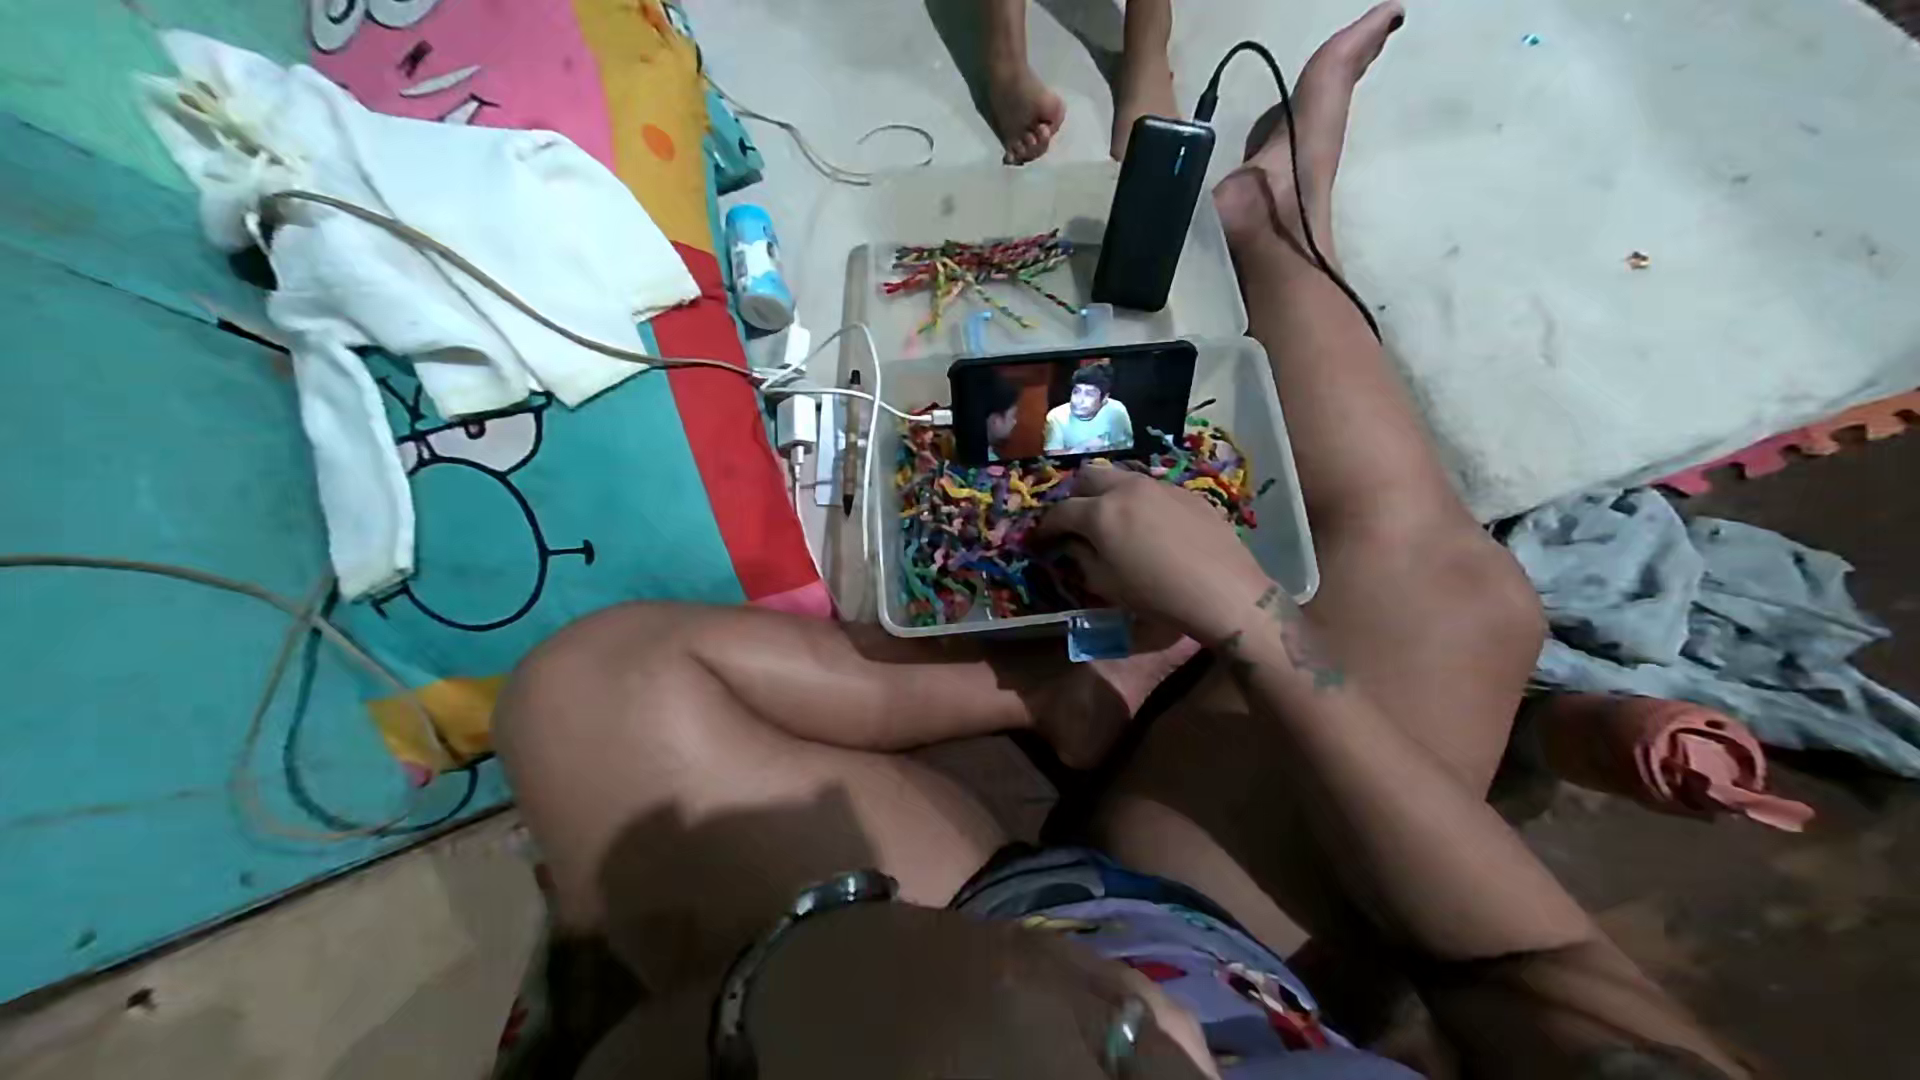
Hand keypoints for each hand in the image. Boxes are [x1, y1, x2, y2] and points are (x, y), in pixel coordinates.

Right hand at [1036, 464, 1273, 643]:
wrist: (1223, 591)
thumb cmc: (1156, 594)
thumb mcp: (1106, 584)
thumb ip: (1081, 557)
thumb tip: (1072, 544)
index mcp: (1100, 512)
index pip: (1060, 511)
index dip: (1045, 527)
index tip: (1040, 540)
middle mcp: (1126, 488)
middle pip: (1088, 476)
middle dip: (1074, 496)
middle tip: (1075, 521)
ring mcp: (1159, 486)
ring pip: (1121, 476)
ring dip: (1107, 493)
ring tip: (1112, 519)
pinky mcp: (1186, 493)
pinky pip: (1151, 489)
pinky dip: (1138, 501)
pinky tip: (1149, 526)